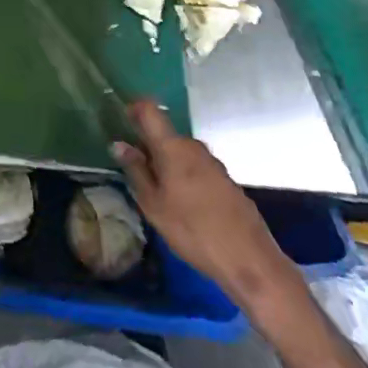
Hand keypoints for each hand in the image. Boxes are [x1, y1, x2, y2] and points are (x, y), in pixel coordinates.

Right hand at [113, 100, 295, 300]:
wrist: (248, 258)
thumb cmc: (192, 230)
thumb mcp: (154, 205)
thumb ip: (136, 171)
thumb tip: (119, 144)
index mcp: (173, 147)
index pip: (150, 110)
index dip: (135, 109)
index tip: (123, 121)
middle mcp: (194, 147)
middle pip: (165, 135)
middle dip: (149, 147)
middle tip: (136, 174)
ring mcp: (213, 162)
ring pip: (181, 153)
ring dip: (167, 164)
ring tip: (159, 194)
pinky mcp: (225, 179)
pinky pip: (196, 167)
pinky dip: (184, 176)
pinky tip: (184, 205)